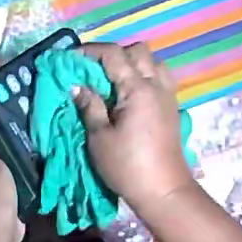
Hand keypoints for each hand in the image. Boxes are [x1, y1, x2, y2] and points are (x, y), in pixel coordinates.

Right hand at [75, 43, 195, 212]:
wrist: (163, 191)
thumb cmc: (127, 166)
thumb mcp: (99, 137)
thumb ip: (89, 106)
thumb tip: (77, 86)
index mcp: (137, 89)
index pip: (113, 54)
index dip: (89, 51)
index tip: (69, 59)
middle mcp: (156, 85)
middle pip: (138, 51)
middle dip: (113, 54)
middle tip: (92, 70)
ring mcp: (168, 95)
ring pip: (153, 62)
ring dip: (132, 63)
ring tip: (112, 80)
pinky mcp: (172, 108)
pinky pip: (159, 78)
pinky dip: (143, 76)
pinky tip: (129, 94)